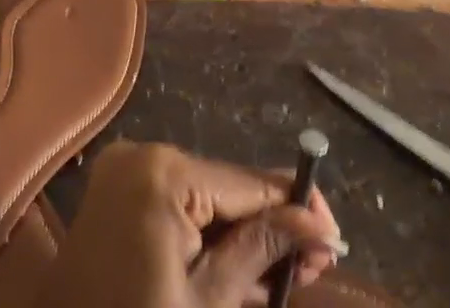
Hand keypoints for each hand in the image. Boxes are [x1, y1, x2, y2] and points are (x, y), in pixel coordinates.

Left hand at [40, 142, 343, 307]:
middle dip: (272, 227)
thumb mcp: (209, 296)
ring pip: (205, 201)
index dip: (297, 208)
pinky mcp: (115, 197)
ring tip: (289, 274)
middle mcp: (143, 157)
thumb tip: (319, 224)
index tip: (334, 237)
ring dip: (244, 237)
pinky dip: (207, 238)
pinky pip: (176, 209)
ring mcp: (124, 175)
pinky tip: (244, 270)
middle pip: (229, 190)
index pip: (249, 183)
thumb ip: (264, 248)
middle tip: (315, 264)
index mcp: (164, 172)